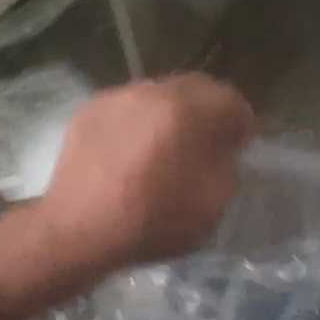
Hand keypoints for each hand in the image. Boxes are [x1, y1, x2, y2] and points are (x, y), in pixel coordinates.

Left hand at [38, 74, 257, 272]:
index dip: (240, 124)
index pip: (231, 100)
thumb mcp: (212, 204)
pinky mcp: (90, 109)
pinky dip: (137, 122)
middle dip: (206, 112)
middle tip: (205, 143)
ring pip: (159, 95)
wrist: (79, 230)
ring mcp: (118, 97)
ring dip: (170, 114)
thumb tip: (221, 147)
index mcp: (189, 111)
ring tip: (164, 147)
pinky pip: (127, 107)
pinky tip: (130, 151)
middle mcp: (154, 92)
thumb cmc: (152, 221)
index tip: (237, 146)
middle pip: (195, 89)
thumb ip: (226, 165)